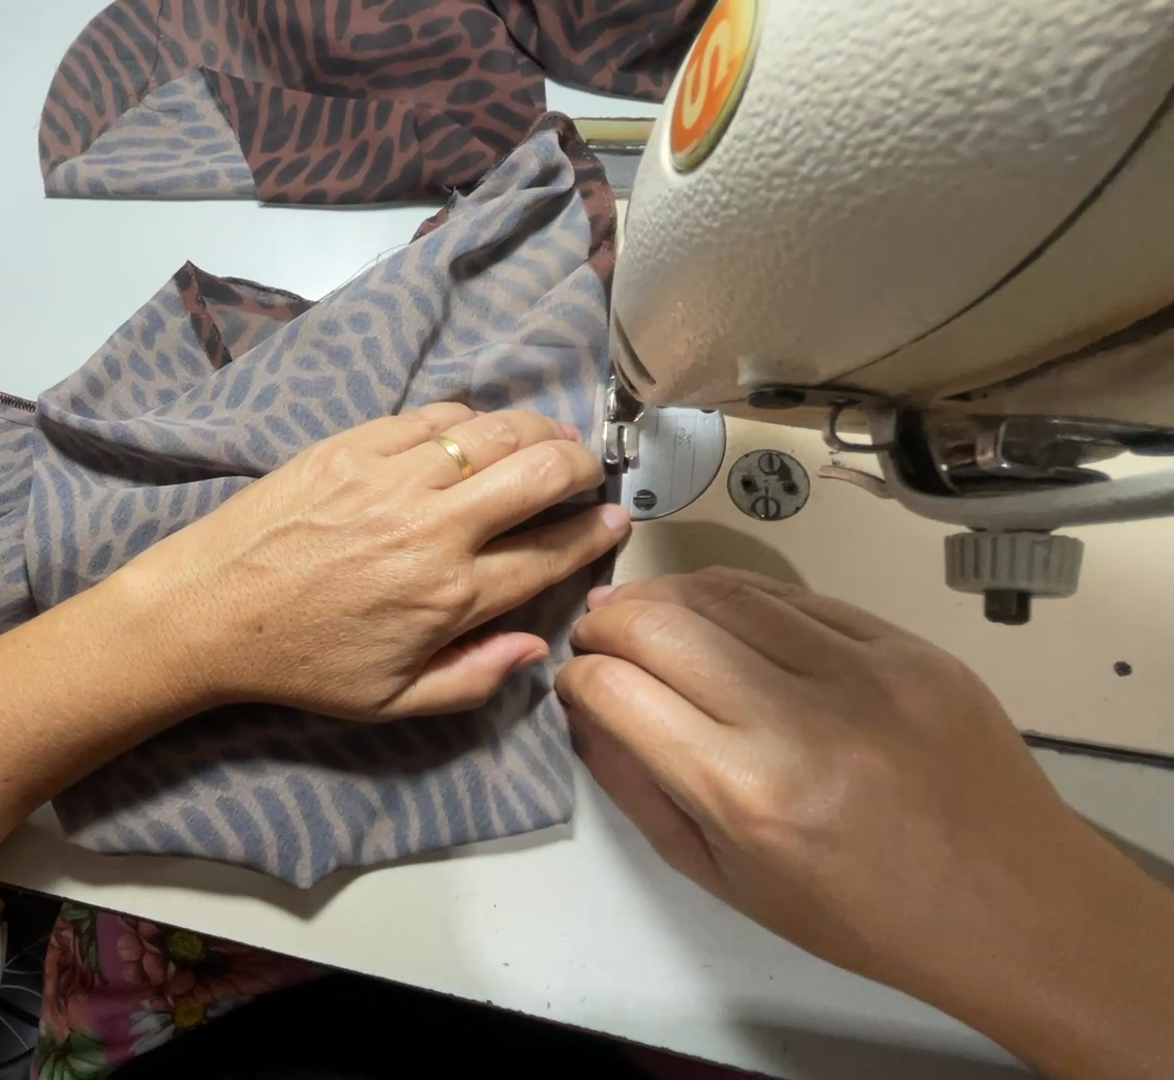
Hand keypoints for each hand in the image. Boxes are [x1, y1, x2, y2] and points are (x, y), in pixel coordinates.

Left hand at [120, 404, 627, 720]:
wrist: (210, 609)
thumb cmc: (298, 662)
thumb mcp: (388, 702)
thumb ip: (473, 678)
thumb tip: (538, 643)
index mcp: (448, 596)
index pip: (552, 551)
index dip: (595, 532)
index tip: (612, 519)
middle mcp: (432, 527)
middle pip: (541, 473)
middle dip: (581, 467)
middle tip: (583, 472)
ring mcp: (390, 477)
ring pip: (495, 431)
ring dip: (536, 430)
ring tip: (543, 441)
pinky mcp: (350, 446)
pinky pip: (432, 415)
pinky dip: (469, 418)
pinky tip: (473, 432)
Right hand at [556, 569, 1151, 1014]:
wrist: (1026, 913)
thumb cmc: (852, 910)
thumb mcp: (713, 871)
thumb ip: (629, 783)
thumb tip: (581, 706)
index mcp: (745, 792)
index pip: (613, 690)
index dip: (574, 677)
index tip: (574, 683)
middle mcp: (799, 721)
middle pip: (655, 626)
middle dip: (601, 625)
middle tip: (592, 638)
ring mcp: (864, 672)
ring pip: (716, 592)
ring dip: (654, 595)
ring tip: (635, 611)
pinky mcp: (908, 647)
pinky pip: (786, 593)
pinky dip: (724, 593)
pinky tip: (704, 609)